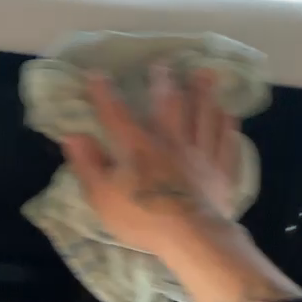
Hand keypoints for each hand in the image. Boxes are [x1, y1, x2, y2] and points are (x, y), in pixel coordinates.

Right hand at [61, 64, 241, 259]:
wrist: (192, 238)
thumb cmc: (142, 218)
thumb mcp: (102, 196)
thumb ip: (88, 164)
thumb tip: (72, 135)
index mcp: (138, 147)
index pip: (117, 115)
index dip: (105, 94)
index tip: (97, 74)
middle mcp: (172, 142)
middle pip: (170, 105)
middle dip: (164, 82)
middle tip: (165, 64)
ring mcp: (201, 155)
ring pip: (204, 117)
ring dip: (204, 94)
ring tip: (205, 75)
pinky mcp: (222, 173)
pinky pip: (227, 143)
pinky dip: (228, 128)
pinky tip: (230, 116)